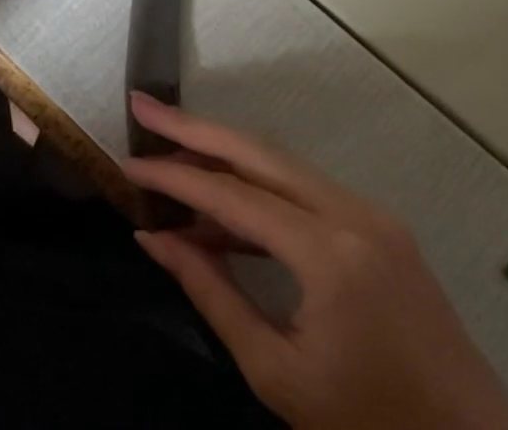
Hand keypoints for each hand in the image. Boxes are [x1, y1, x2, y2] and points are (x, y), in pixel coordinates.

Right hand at [125, 93, 507, 429]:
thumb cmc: (369, 421)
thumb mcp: (275, 369)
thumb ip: (211, 292)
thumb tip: (153, 239)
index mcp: (330, 254)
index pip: (232, 195)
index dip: (172, 177)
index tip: (124, 165)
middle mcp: (355, 216)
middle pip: (259, 154)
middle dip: (194, 129)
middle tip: (142, 108)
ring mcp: (375, 220)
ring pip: (282, 167)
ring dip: (224, 158)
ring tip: (168, 162)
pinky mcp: (383, 232)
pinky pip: (306, 194)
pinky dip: (257, 193)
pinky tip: (220, 218)